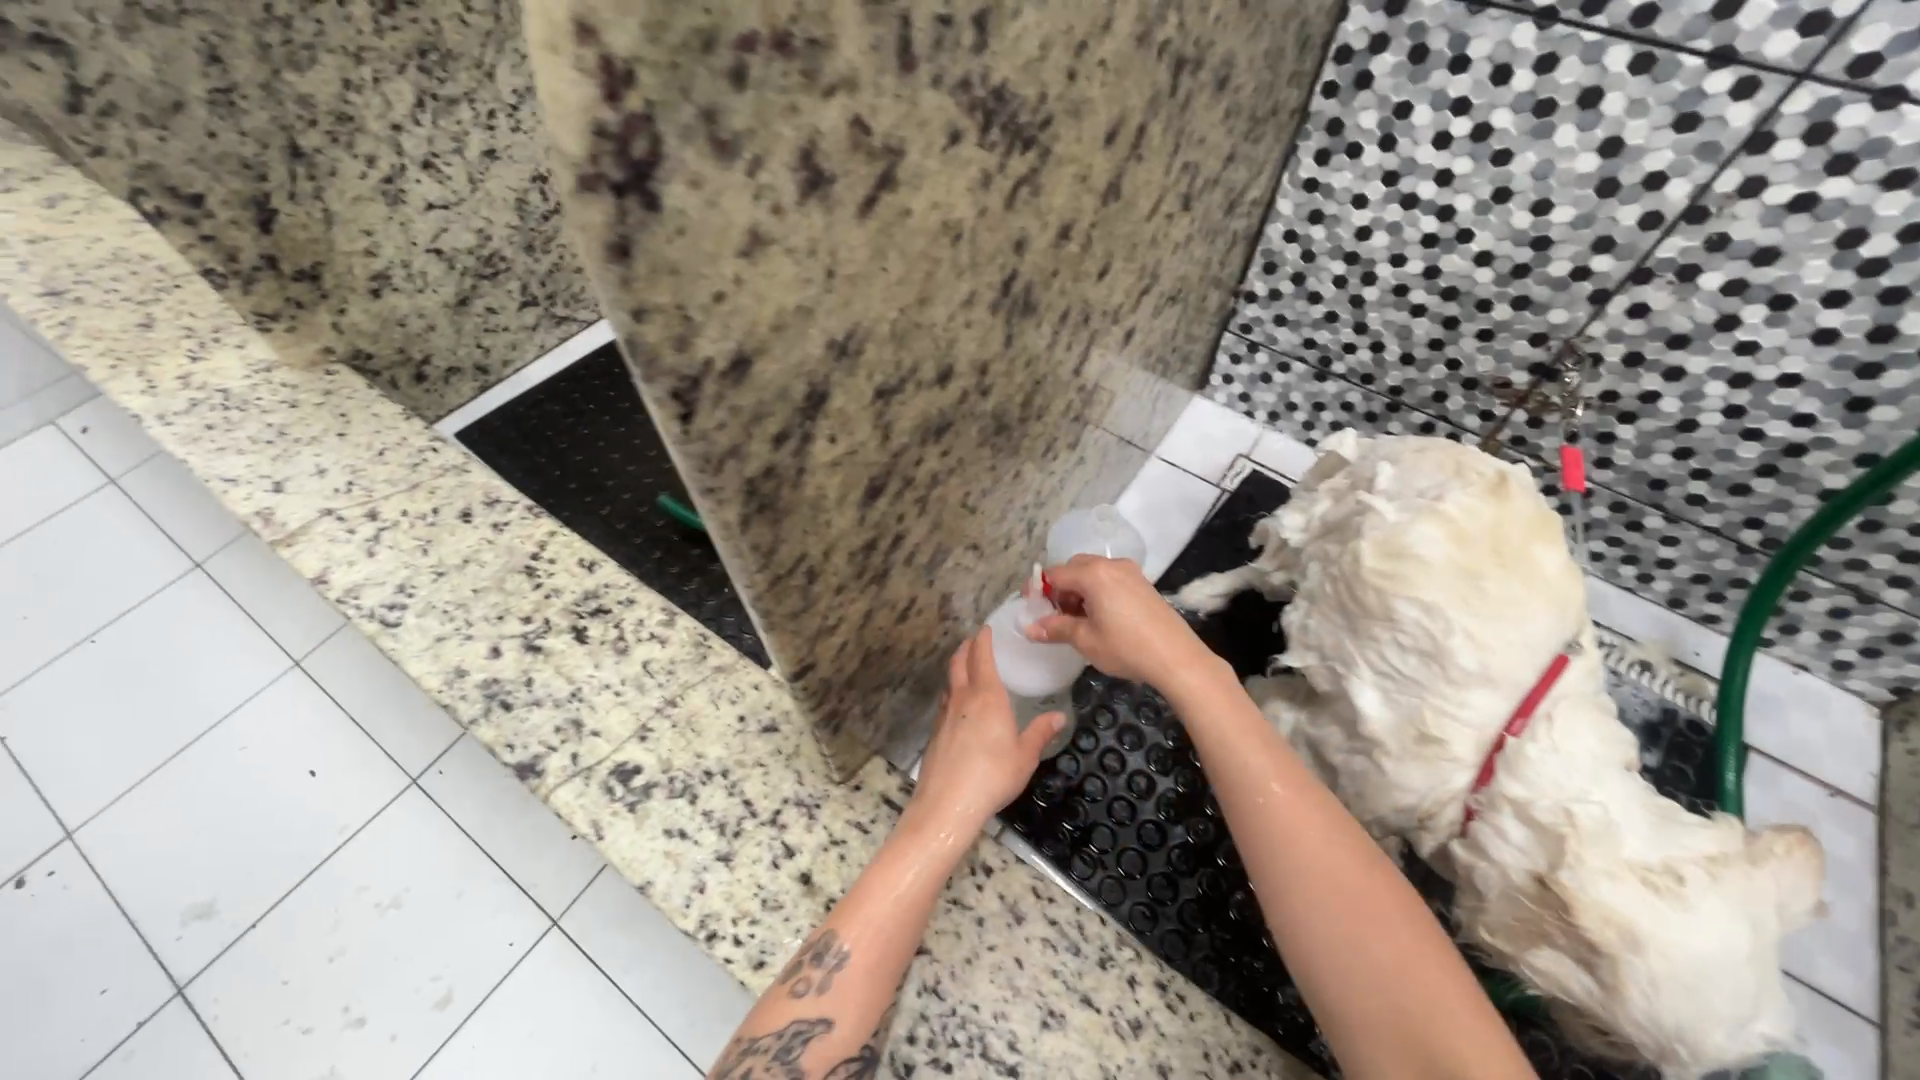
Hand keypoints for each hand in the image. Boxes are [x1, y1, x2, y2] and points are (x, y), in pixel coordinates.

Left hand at [908, 626, 1064, 832]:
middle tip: (974, 641)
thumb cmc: (992, 776)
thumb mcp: (1025, 756)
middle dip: (966, 648)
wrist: (948, 804)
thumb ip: (1040, 733)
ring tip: (966, 669)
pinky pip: (945, 703)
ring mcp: (944, 716)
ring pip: (949, 682)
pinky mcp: (935, 734)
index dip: (982, 640)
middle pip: (959, 663)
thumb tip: (1059, 717)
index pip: (981, 657)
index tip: (985, 629)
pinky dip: (952, 693)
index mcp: (987, 696)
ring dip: (957, 669)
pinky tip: (959, 706)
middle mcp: (962, 699)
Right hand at [1027, 555, 1220, 691]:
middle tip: (1057, 616)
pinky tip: (1102, 618)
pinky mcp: (1143, 584)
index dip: (1040, 590)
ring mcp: (1130, 573)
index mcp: (1093, 574)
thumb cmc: (1126, 648)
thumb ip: (1056, 628)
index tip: (1032, 610)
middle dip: (1061, 589)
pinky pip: (1111, 579)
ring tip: (1079, 620)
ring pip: (1094, 572)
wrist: (1177, 657)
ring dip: (1080, 590)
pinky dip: (1098, 591)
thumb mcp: (1086, 640)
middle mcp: (1111, 565)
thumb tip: (1030, 628)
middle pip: (1075, 568)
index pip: (1055, 573)